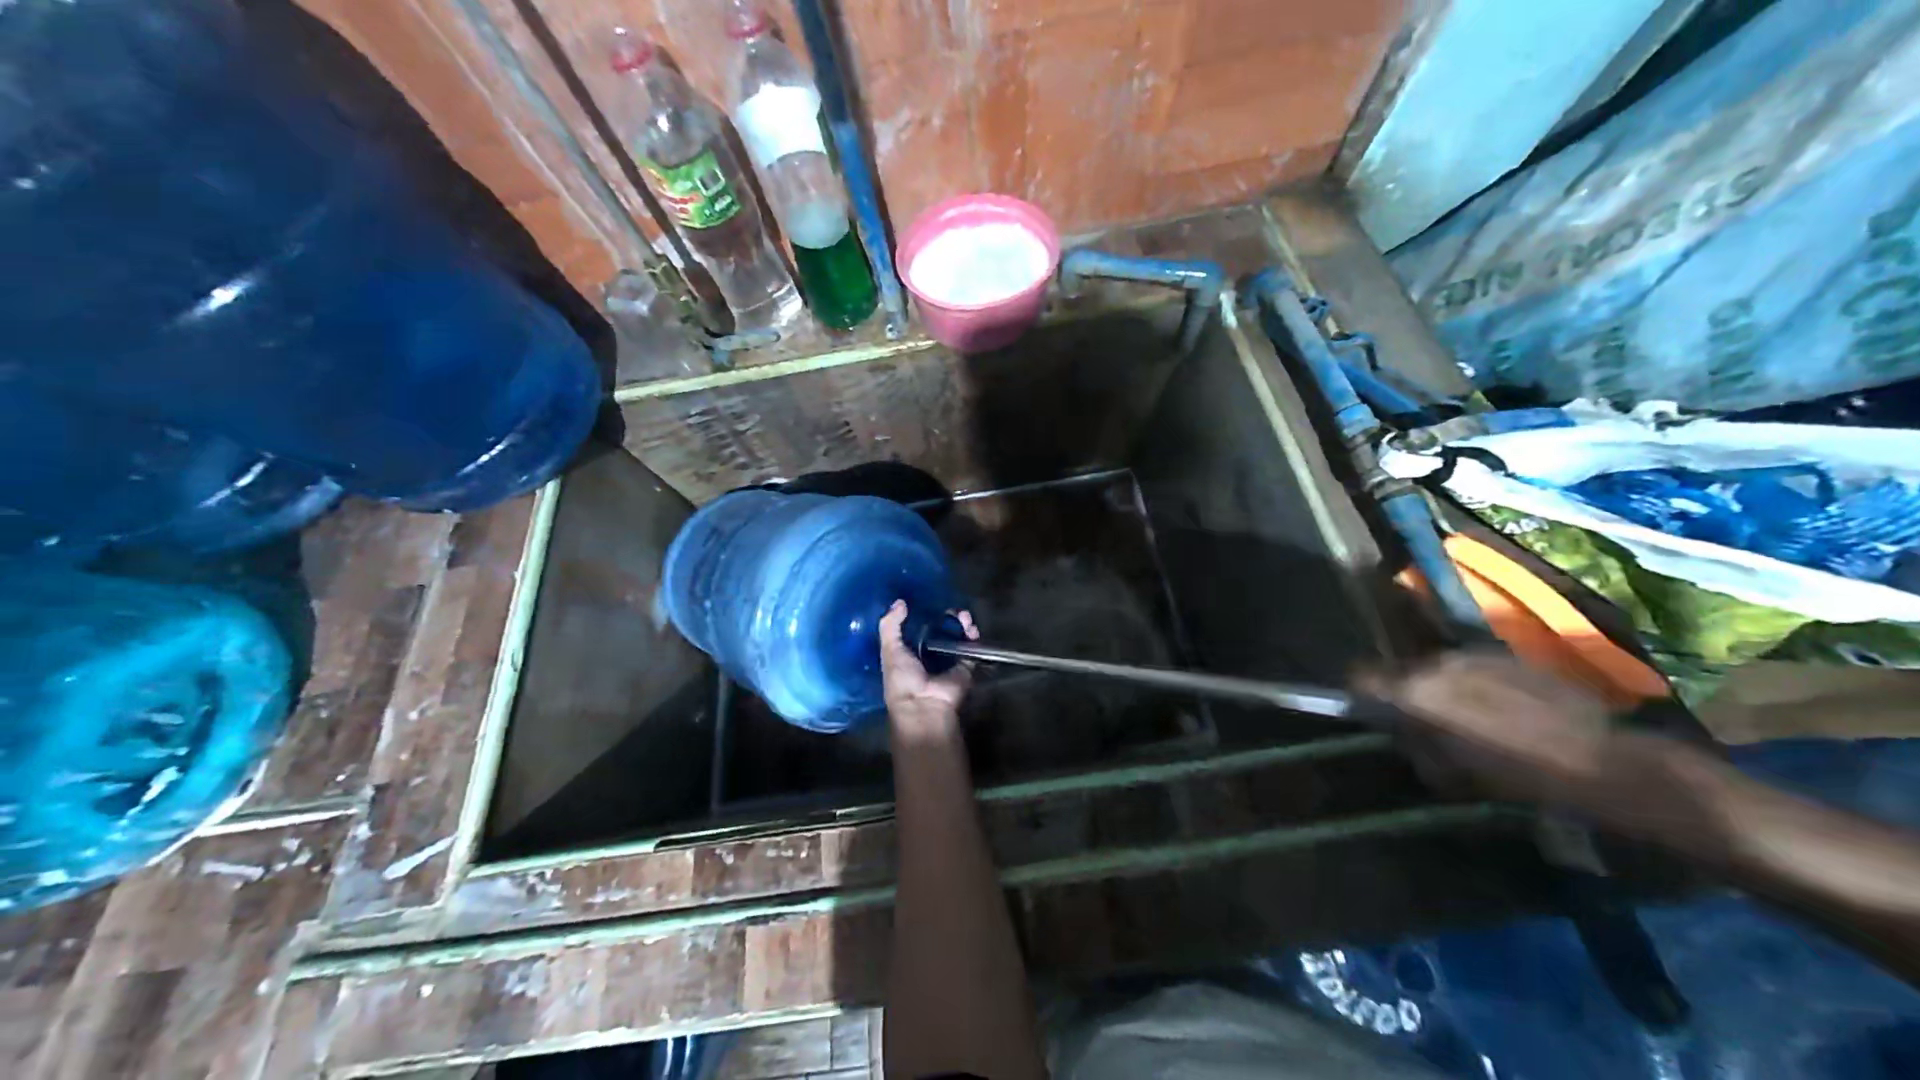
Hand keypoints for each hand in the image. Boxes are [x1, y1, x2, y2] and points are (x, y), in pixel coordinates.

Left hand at [879, 600, 977, 738]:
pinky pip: (971, 648)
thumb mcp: (890, 649)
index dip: (924, 615)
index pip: (918, 628)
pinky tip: (970, 628)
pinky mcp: (965, 667)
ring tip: (963, 615)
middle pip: (941, 630)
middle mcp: (929, 655)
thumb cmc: (902, 678)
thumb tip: (900, 602)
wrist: (924, 705)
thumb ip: (890, 625)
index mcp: (908, 652)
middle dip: (947, 618)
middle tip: (950, 608)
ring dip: (962, 623)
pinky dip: (973, 637)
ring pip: (958, 636)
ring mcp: (949, 661)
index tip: (929, 602)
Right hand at [1359, 651, 1614, 803]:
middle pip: (1407, 673)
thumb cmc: (1519, 775)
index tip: (1368, 708)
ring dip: (1445, 687)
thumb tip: (1400, 734)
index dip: (1364, 694)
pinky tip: (1500, 706)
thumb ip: (1417, 745)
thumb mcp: (1453, 773)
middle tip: (1425, 720)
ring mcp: (1474, 656)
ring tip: (1466, 714)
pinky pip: (1475, 667)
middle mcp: (1437, 665)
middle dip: (1411, 693)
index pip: (1364, 679)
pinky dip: (1478, 683)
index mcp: (1417, 693)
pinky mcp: (1509, 657)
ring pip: (1441, 669)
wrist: (1603, 760)